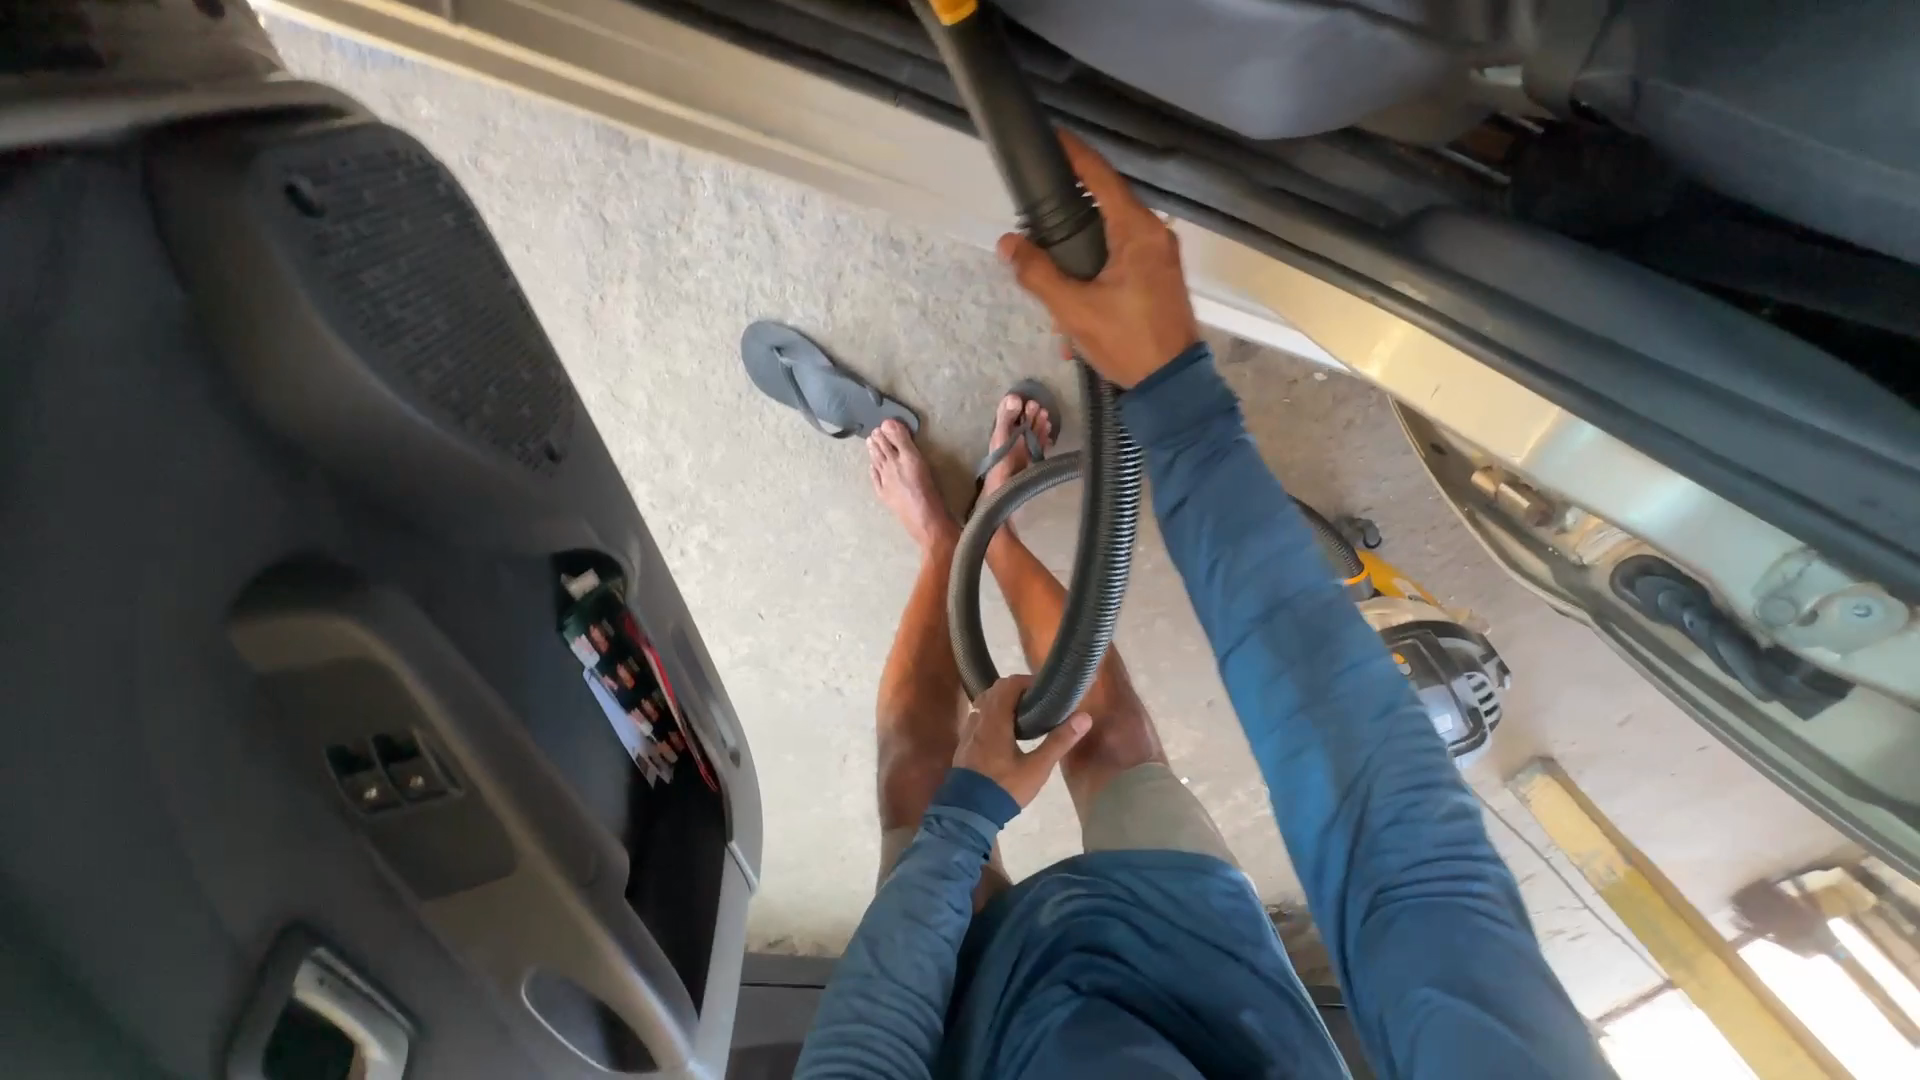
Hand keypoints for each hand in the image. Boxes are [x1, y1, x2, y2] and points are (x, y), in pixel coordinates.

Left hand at [953, 676, 1091, 807]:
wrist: (968, 812)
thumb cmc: (1005, 788)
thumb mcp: (1037, 768)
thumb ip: (1059, 741)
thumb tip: (1084, 717)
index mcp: (995, 719)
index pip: (1009, 684)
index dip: (1027, 681)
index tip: (1045, 690)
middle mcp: (979, 719)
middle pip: (995, 690)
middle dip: (1016, 690)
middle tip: (1038, 703)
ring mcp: (969, 731)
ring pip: (985, 703)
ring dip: (1003, 702)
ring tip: (1024, 716)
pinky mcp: (965, 743)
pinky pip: (979, 718)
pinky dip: (993, 715)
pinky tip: (1006, 733)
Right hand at [997, 132, 1201, 387]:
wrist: (1172, 384)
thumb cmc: (1127, 342)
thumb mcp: (1074, 310)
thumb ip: (1038, 274)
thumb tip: (1008, 244)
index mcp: (1138, 231)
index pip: (1101, 177)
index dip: (1075, 154)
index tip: (1052, 138)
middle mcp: (1155, 235)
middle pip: (1104, 209)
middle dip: (1069, 224)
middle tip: (1038, 230)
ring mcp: (1162, 258)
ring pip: (1111, 243)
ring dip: (1080, 264)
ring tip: (1055, 292)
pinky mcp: (1160, 280)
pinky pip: (1122, 265)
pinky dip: (1097, 279)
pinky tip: (1077, 314)